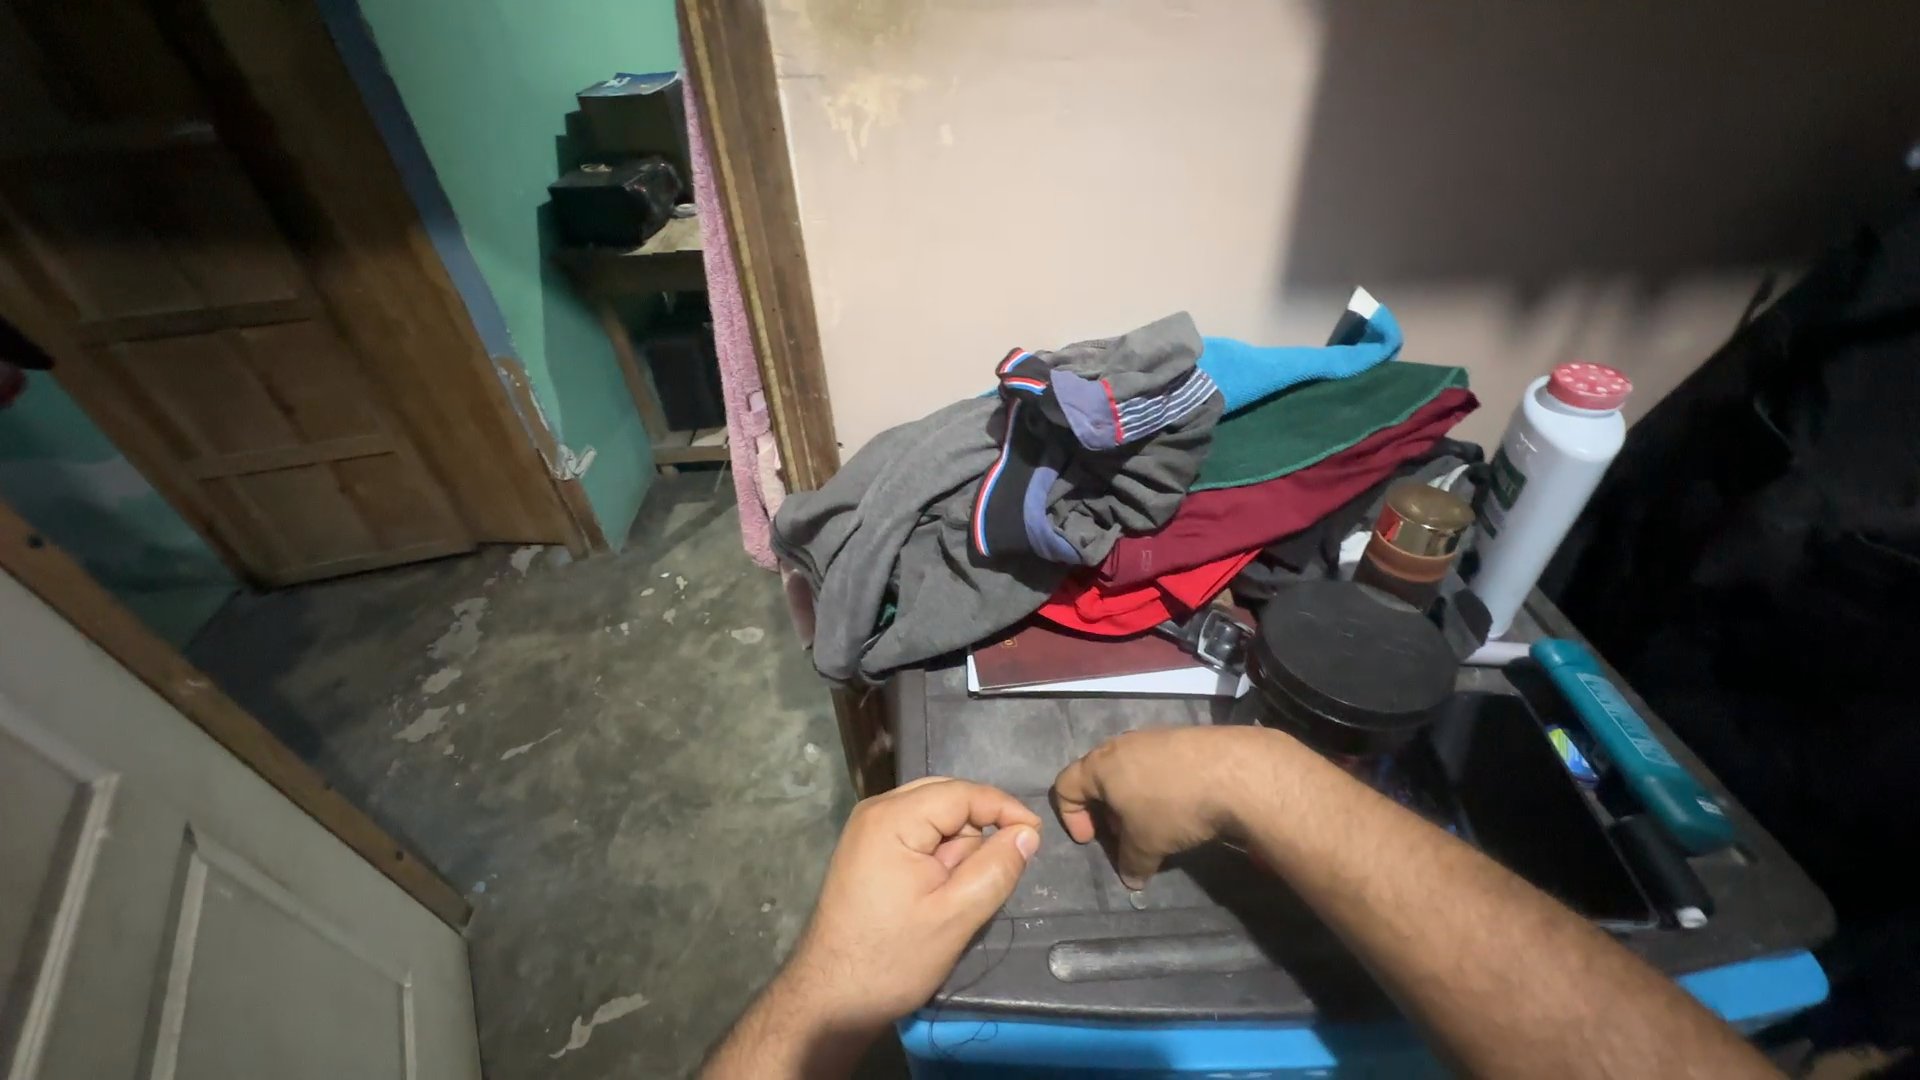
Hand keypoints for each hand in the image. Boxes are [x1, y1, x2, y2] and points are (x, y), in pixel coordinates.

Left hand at [781, 777, 1040, 1029]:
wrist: (829, 999)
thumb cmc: (891, 958)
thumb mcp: (955, 917)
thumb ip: (996, 868)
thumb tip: (1027, 832)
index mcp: (893, 817)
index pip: (962, 792)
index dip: (1003, 808)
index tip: (1036, 835)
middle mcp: (876, 809)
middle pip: (947, 797)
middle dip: (976, 830)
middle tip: (989, 874)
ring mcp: (868, 827)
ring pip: (934, 815)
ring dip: (956, 845)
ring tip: (951, 893)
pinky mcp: (867, 846)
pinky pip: (917, 830)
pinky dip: (938, 852)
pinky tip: (936, 889)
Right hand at [1052, 725, 1288, 888]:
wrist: (1232, 772)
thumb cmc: (1172, 806)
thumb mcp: (1146, 844)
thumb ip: (1131, 863)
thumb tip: (1131, 880)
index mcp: (1099, 766)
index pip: (1064, 787)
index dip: (1071, 818)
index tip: (1094, 840)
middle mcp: (1119, 745)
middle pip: (1097, 778)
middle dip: (1106, 811)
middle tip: (1125, 835)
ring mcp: (1151, 738)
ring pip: (1128, 771)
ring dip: (1133, 799)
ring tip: (1156, 824)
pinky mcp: (1180, 738)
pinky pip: (1155, 765)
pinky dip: (1158, 787)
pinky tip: (1182, 807)